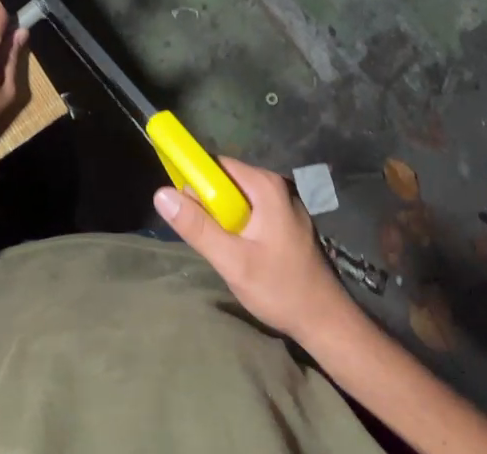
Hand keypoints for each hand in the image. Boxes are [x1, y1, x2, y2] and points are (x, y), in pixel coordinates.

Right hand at [155, 158, 358, 339]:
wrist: (325, 322)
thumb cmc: (279, 289)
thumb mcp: (232, 261)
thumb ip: (197, 227)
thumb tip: (161, 194)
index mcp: (265, 186)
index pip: (216, 165)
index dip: (194, 181)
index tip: (183, 208)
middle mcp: (276, 187)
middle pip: (225, 181)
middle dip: (208, 205)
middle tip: (205, 237)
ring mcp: (283, 205)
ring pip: (236, 199)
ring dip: (222, 219)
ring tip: (223, 250)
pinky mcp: (285, 222)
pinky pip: (249, 212)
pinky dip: (237, 227)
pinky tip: (240, 254)